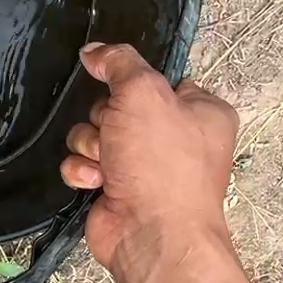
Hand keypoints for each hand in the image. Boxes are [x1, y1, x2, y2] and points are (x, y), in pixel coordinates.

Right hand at [60, 43, 238, 276]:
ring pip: (93, 134)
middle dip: (104, 120)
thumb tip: (93, 49)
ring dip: (90, 147)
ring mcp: (143, 165)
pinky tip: (97, 184)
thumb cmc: (161, 162)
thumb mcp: (144, 94)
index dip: (132, 84)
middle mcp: (174, 137)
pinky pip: (83, 163)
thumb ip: (118, 63)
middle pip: (115, 105)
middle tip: (116, 136)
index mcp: (199, 111)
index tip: (121, 89)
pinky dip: (83, 171)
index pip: (156, 79)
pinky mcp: (114, 187)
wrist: (152, 233)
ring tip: (107, 165)